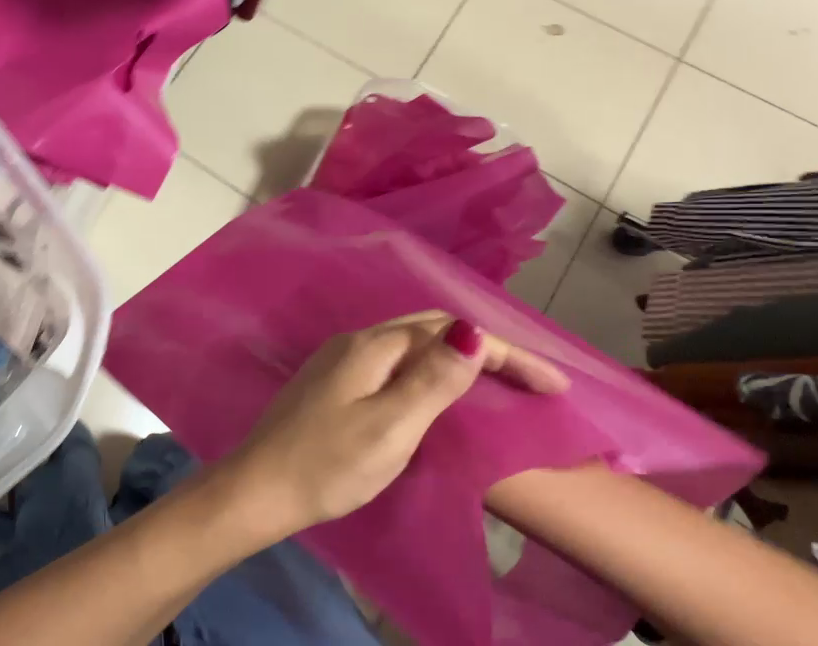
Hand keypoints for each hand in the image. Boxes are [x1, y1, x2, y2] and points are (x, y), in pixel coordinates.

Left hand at [213, 312, 569, 543]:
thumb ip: (431, 379)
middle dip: (486, 348)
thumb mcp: (391, 424)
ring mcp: (337, 363)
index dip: (504, 351)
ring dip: (457, 357)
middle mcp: (352, 343)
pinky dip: (429, 371)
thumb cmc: (330, 462)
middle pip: (428, 331)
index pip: (447, 331)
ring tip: (503, 384)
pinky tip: (442, 391)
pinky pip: (393, 364)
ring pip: (410, 346)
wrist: (261, 487)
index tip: (556, 386)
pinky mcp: (332, 385)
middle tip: (538, 383)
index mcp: (369, 347)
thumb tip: (472, 330)